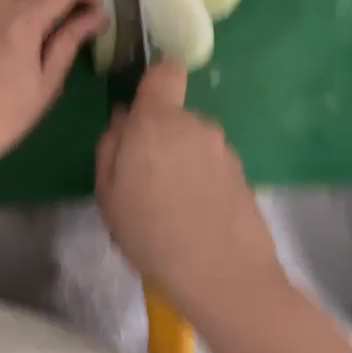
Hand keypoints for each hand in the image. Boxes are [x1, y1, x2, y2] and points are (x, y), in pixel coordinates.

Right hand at [95, 61, 287, 321]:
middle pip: (172, 117)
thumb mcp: (107, 192)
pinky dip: (199, 182)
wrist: (225, 278)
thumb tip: (123, 123)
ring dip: (178, 162)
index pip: (165, 74)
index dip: (156, 75)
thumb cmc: (150, 231)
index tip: (143, 97)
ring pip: (191, 143)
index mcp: (155, 122)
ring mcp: (223, 152)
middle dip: (157, 137)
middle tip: (141, 177)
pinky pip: (209, 167)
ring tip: (167, 204)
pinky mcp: (244, 177)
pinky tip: (192, 216)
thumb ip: (110, 148)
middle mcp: (194, 127)